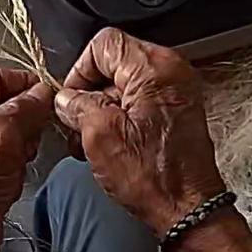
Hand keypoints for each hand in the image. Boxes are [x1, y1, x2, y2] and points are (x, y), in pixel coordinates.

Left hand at [0, 68, 55, 251]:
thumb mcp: (1, 139)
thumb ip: (23, 108)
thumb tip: (40, 94)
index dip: (23, 84)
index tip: (45, 94)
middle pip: (1, 102)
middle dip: (22, 119)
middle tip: (29, 136)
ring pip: (6, 127)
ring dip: (20, 142)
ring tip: (17, 159)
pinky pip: (5, 150)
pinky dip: (15, 158)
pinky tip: (13, 172)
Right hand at [53, 29, 227, 239]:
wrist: (186, 208)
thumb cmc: (153, 177)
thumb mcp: (100, 135)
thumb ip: (78, 106)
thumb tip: (66, 99)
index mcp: (154, 69)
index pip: (104, 44)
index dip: (79, 72)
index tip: (71, 102)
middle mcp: (170, 73)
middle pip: (112, 66)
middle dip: (88, 97)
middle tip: (77, 129)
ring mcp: (174, 93)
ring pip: (122, 87)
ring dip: (99, 113)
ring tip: (90, 144)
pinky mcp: (173, 114)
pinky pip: (136, 105)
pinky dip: (117, 122)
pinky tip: (108, 148)